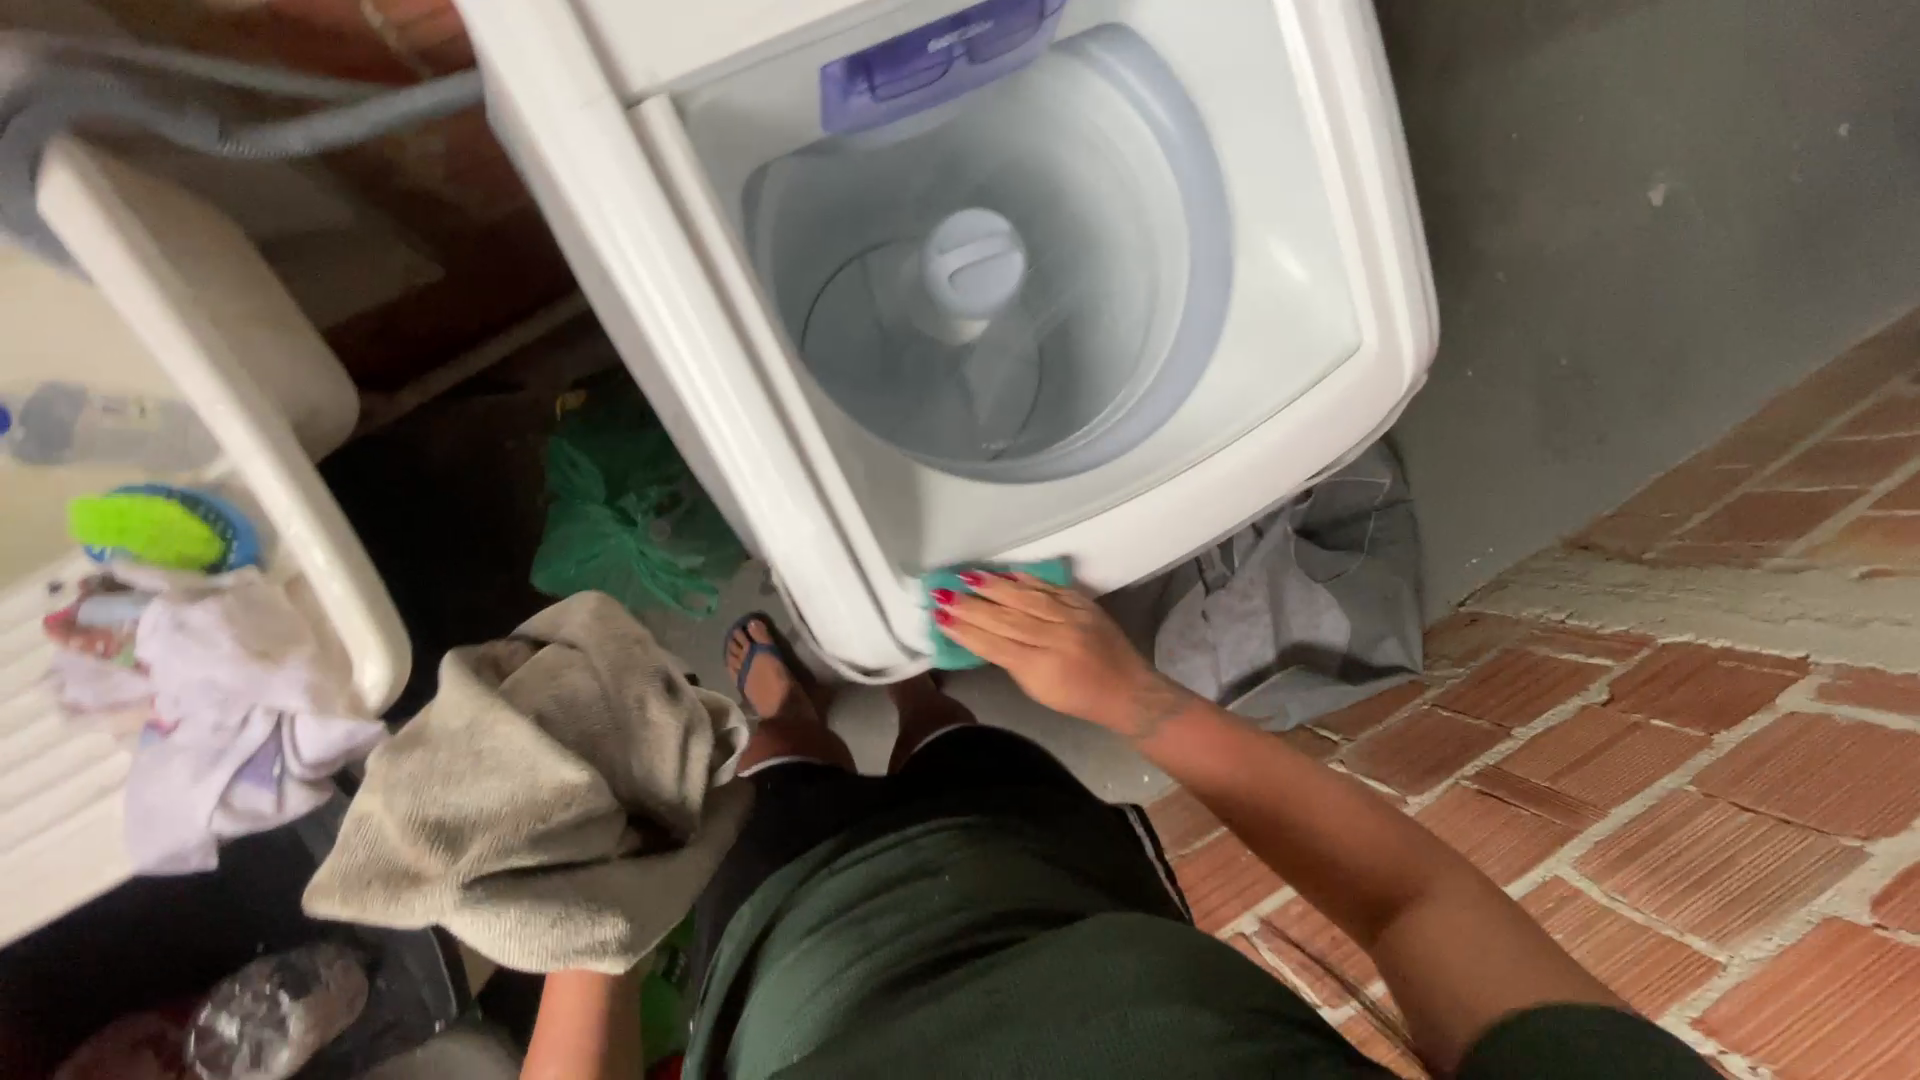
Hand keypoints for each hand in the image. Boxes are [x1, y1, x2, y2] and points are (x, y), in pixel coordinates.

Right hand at [936, 572, 1196, 737]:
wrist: (1128, 690)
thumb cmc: (1078, 699)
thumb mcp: (1037, 690)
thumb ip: (1011, 660)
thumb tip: (982, 634)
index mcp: (1041, 667)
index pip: (994, 644)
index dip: (965, 630)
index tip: (940, 616)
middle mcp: (1055, 638)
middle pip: (1005, 617)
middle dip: (971, 604)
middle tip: (942, 592)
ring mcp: (1071, 617)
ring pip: (1025, 597)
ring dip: (992, 586)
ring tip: (966, 576)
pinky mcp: (1083, 604)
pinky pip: (1048, 587)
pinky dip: (1024, 578)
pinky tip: (1003, 573)